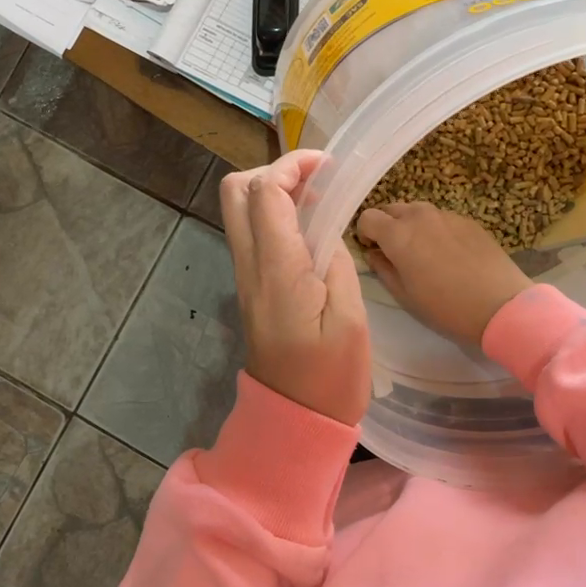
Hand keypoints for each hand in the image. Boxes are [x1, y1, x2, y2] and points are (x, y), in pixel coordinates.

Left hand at [222, 151, 370, 425]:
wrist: (294, 421)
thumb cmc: (331, 378)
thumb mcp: (351, 322)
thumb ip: (336, 266)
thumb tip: (324, 230)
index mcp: (276, 270)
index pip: (263, 194)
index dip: (291, 166)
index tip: (328, 165)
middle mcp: (250, 266)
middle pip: (235, 193)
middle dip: (273, 171)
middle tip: (317, 179)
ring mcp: (246, 277)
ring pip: (240, 212)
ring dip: (273, 192)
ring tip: (320, 199)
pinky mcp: (252, 287)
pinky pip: (253, 234)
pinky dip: (275, 216)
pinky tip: (311, 228)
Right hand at [356, 202, 531, 346]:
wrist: (500, 305)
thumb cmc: (445, 306)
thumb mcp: (404, 295)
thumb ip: (382, 268)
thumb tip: (374, 253)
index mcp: (398, 234)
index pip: (367, 218)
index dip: (365, 233)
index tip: (372, 251)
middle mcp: (419, 216)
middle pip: (391, 209)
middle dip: (386, 226)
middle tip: (394, 252)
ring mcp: (446, 215)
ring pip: (417, 211)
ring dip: (410, 225)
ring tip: (422, 251)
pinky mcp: (468, 220)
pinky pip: (441, 218)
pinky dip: (435, 229)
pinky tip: (448, 254)